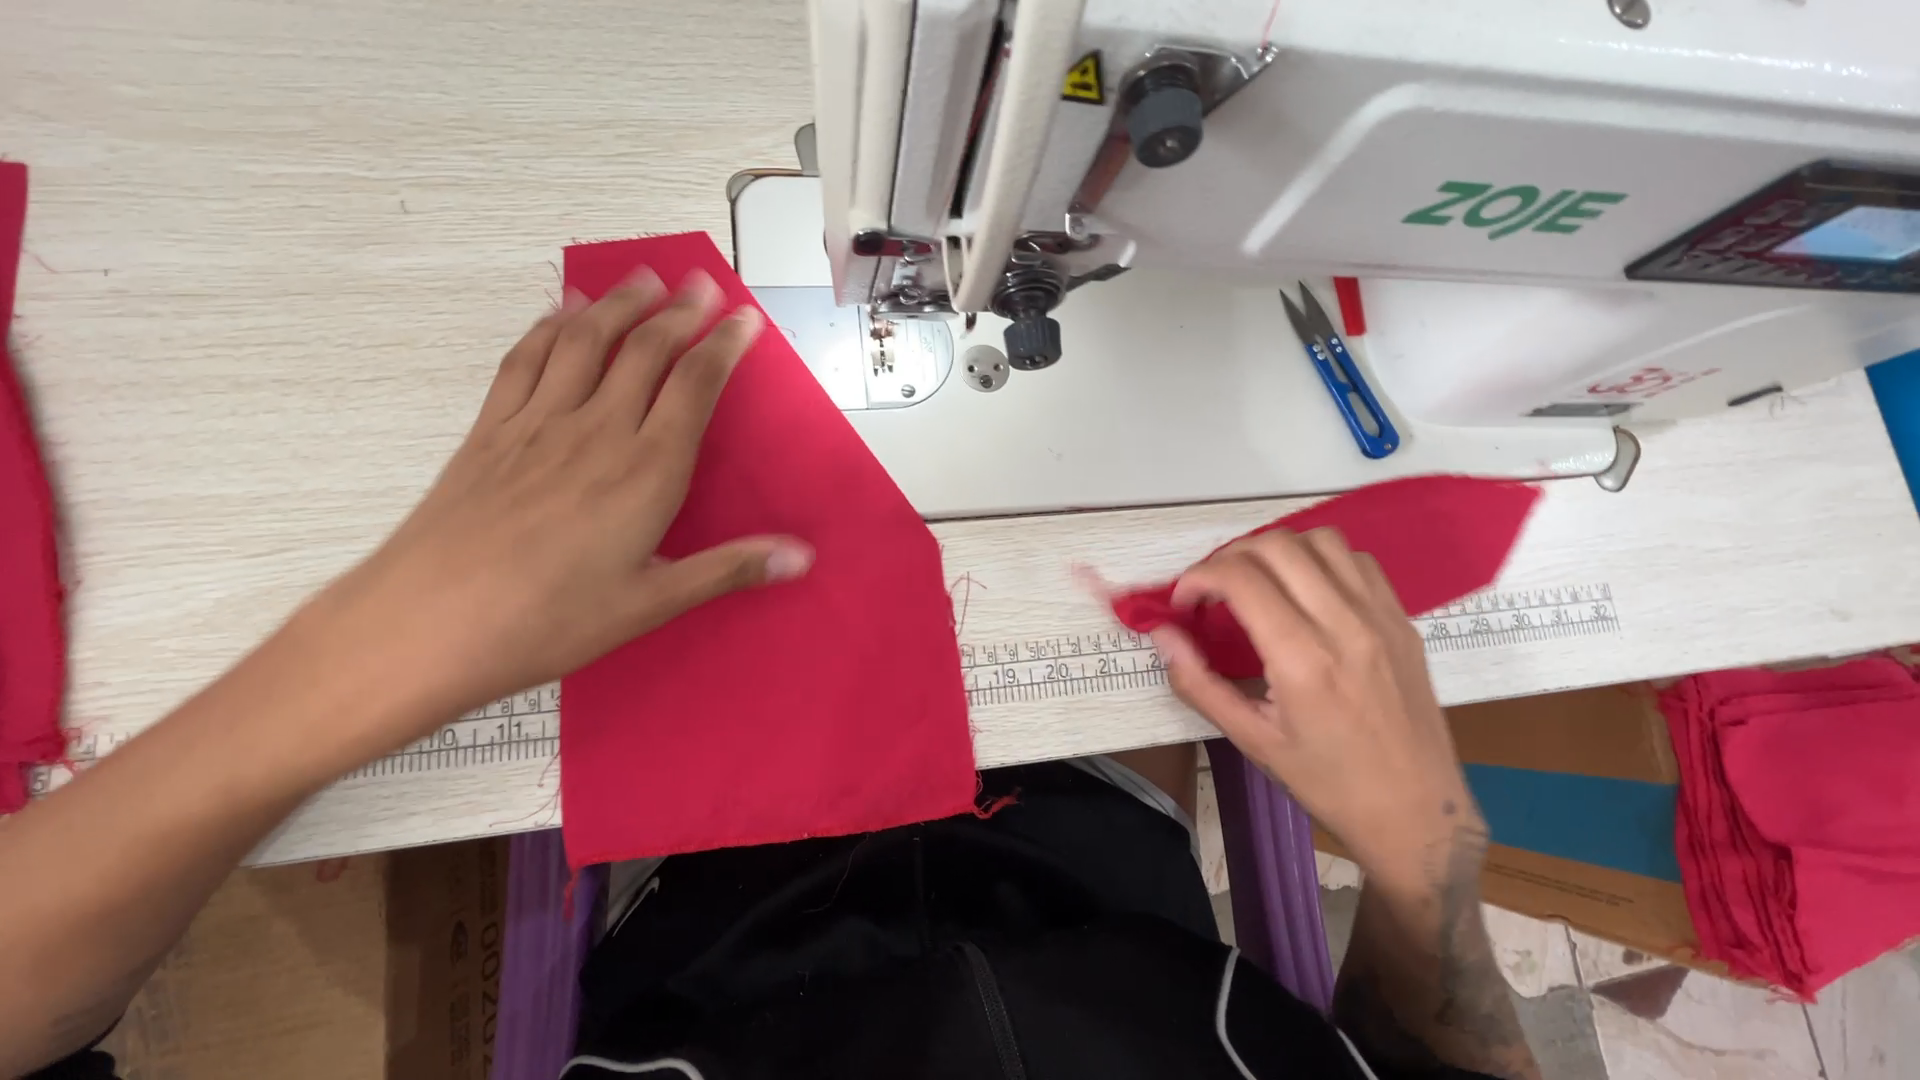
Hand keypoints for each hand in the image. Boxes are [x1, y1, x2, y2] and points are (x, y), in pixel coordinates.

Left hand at [306, 268, 812, 759]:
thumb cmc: (550, 620)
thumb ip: (729, 569)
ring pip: (586, 341)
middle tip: (701, 282)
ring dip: (619, 303)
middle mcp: (597, 431)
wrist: (428, 623)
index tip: (745, 318)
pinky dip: (549, 325)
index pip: (695, 386)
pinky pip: (525, 359)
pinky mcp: (492, 430)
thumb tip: (802, 558)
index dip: (724, 345)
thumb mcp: (653, 603)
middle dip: (679, 310)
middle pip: (645, 350)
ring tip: (643, 278)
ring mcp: (538, 424)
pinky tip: (562, 310)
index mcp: (646, 470)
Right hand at [1152, 528, 1481, 883]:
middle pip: (1277, 546)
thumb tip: (1162, 636)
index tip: (1184, 603)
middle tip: (1213, 591)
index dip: (1198, 578)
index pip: (1241, 578)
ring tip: (1257, 582)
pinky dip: (1320, 559)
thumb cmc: (1327, 783)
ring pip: (1320, 540)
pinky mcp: (1403, 620)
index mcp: (1302, 659)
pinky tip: (1305, 590)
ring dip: (1276, 549)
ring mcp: (1381, 617)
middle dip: (1229, 556)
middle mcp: (1345, 624)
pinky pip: (1357, 560)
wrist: (1415, 813)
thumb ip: (1197, 682)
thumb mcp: (1251, 739)